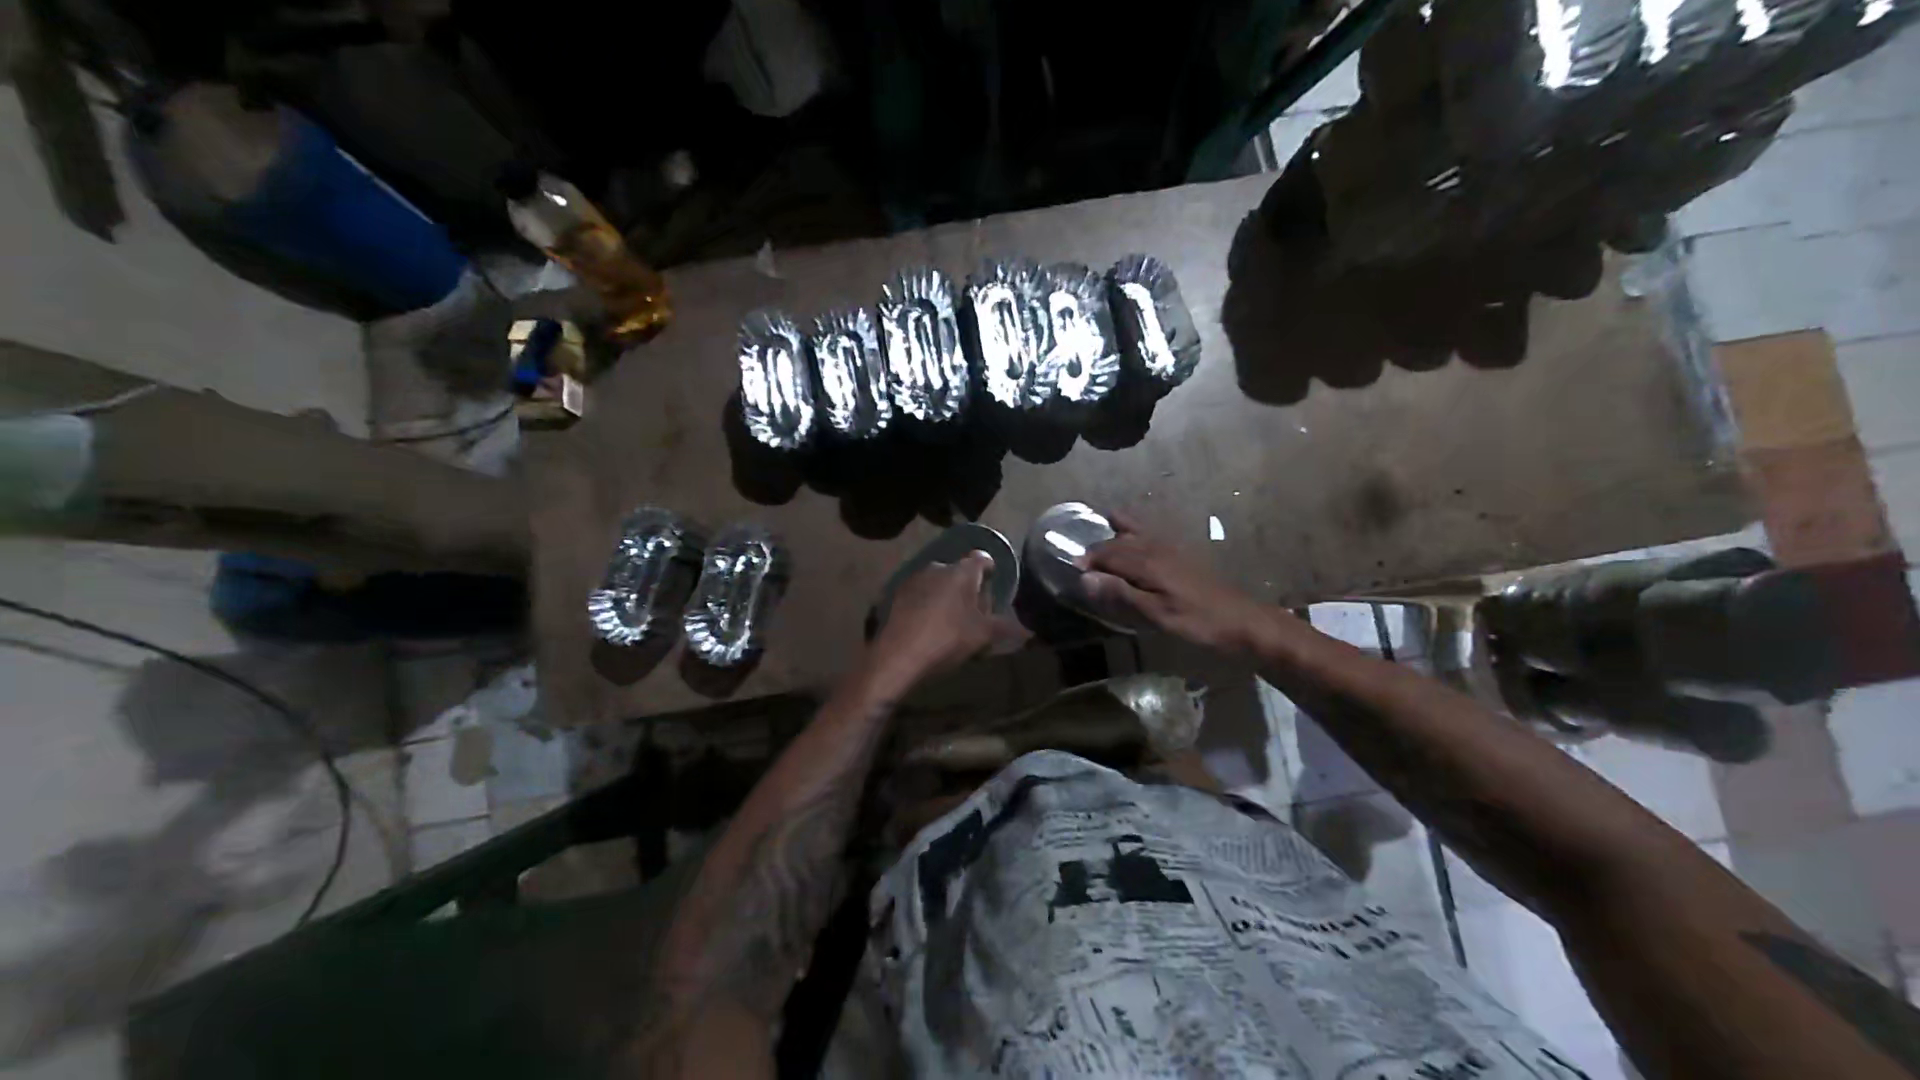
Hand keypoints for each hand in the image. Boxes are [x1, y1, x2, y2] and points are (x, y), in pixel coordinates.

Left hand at [865, 552, 1008, 688]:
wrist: (898, 655)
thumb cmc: (947, 639)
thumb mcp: (983, 636)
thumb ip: (1005, 628)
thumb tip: (1028, 630)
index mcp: (962, 572)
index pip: (982, 559)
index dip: (990, 570)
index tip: (993, 584)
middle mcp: (938, 567)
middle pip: (959, 572)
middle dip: (968, 587)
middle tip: (975, 611)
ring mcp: (914, 579)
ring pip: (938, 583)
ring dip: (946, 596)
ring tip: (952, 621)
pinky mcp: (896, 595)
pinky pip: (920, 595)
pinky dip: (928, 604)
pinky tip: (929, 626)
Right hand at [1080, 513, 1275, 655]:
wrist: (1244, 621)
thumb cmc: (1199, 622)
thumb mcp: (1157, 615)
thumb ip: (1121, 595)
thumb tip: (1085, 578)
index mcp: (1148, 561)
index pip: (1107, 553)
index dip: (1088, 560)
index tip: (1072, 569)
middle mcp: (1157, 546)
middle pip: (1119, 539)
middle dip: (1098, 545)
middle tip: (1082, 559)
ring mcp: (1172, 547)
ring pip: (1136, 530)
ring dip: (1115, 532)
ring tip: (1101, 537)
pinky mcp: (1182, 553)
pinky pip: (1149, 534)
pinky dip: (1133, 532)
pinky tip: (1133, 543)